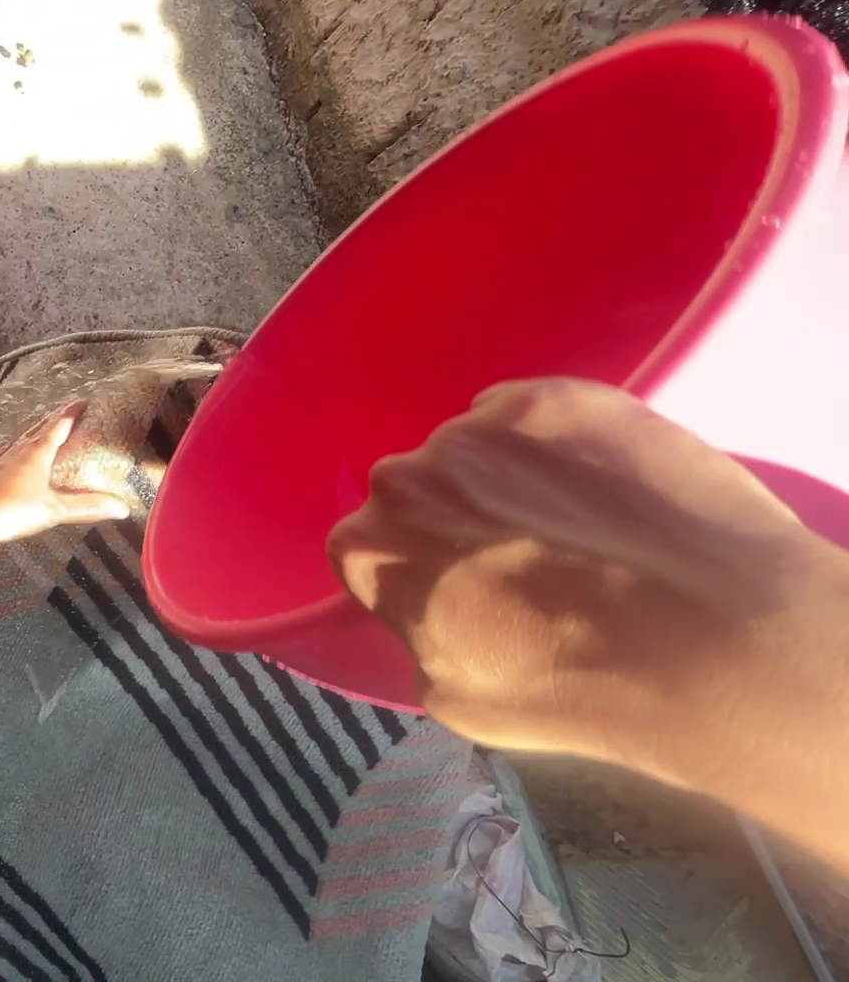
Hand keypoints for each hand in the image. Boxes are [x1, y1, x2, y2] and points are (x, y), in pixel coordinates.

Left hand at [0, 402, 131, 556]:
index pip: (57, 426)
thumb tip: (121, 507)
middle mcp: (16, 451)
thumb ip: (86, 506)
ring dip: (33, 434)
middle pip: (37, 429)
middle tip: (65, 414)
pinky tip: (13, 460)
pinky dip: (16, 452)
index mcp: (36, 453)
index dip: (71, 414)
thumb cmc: (12, 509)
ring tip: (42, 432)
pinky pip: (6, 456)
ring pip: (20, 441)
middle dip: (52, 420)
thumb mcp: (54, 509)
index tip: (83, 402)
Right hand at [326, 378, 847, 783]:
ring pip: (472, 450)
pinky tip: (604, 481)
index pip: (367, 543)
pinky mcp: (546, 400)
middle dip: (453, 514)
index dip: (417, 560)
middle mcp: (398, 482)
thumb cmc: (580, 691)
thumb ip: (408, 632)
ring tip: (581, 519)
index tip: (462, 577)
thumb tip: (421, 609)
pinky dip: (553, 439)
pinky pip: (526, 414)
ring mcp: (471, 434)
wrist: (730, 651)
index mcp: (364, 548)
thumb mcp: (452, 695)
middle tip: (525, 549)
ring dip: (505, 476)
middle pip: (414, 490)